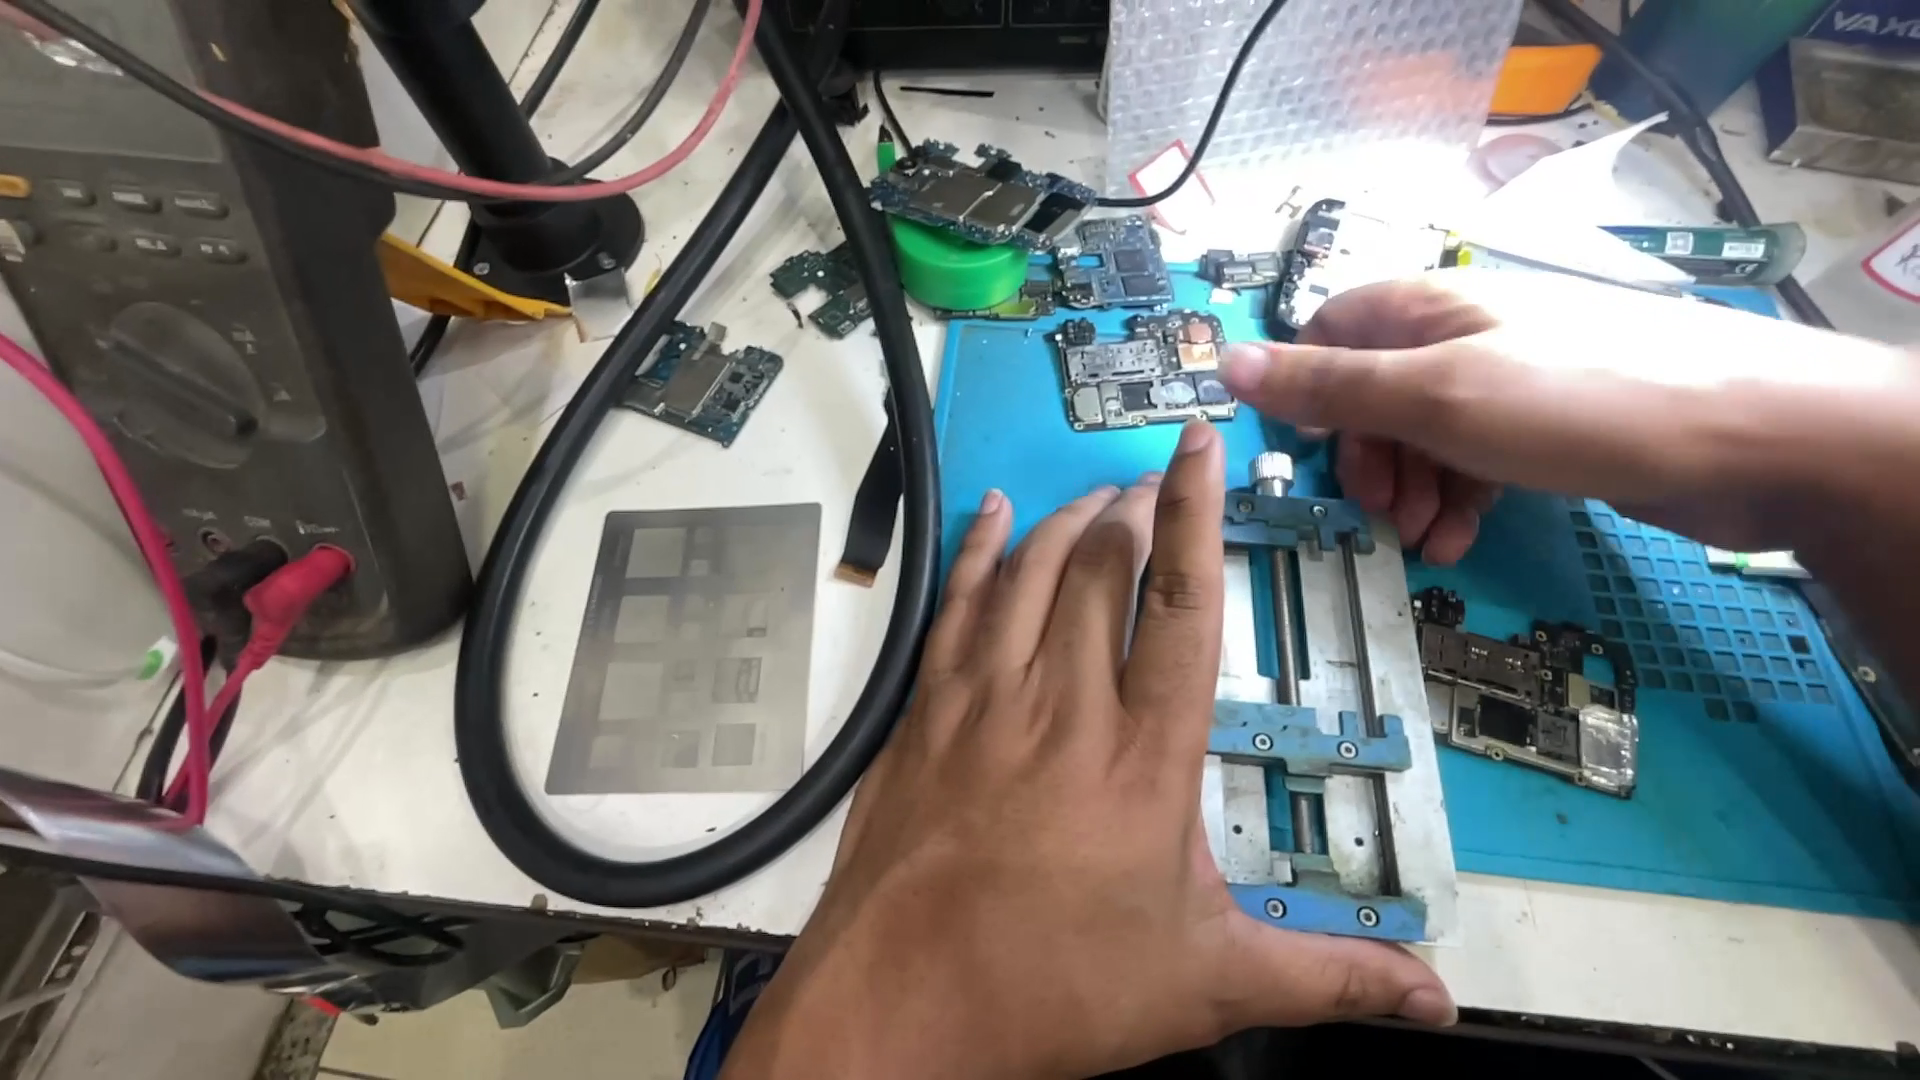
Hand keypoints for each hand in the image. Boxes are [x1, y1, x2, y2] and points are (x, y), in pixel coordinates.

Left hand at [721, 421, 1452, 1079]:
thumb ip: (1323, 976)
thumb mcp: (1204, 984)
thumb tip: (1434, 999)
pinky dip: (982, 548)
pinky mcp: (929, 705)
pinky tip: (996, 512)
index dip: (1197, 515)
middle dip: (1134, 509)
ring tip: (1100, 493)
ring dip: (1070, 518)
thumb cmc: (1056, 985)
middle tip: (1153, 483)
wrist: (904, 997)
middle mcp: (1065, 701)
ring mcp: (986, 695)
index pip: (1182, 604)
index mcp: (1145, 753)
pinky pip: (959, 602)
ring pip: (1033, 570)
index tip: (1200, 451)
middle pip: (1104, 567)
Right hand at [1220, 270, 1916, 563]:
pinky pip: (1467, 458)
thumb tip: (1228, 363)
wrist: (1762, 441)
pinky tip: (1460, 538)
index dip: (1303, 386)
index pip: (1327, 331)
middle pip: (1369, 392)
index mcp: (1425, 310)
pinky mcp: (1539, 424)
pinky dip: (1453, 498)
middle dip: (1363, 456)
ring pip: (1417, 434)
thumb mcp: (1430, 397)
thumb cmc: (1575, 402)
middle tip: (1375, 508)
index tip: (1304, 446)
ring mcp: (1502, 380)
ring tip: (1423, 537)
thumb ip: (1327, 384)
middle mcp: (1458, 336)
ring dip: (1407, 489)